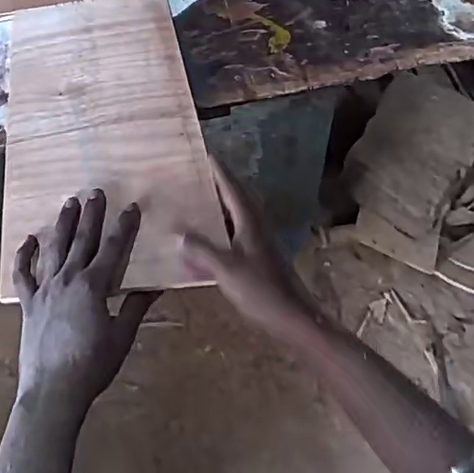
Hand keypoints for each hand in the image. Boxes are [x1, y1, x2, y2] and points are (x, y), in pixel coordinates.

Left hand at [12, 190, 158, 416]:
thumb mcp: (121, 337)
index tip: (130, 207)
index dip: (123, 226)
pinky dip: (25, 255)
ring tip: (68, 204)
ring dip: (62, 225)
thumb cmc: (91, 367)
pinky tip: (30, 240)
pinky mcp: (28, 302)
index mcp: (93, 286)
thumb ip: (135, 308)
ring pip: (53, 248)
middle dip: (90, 215)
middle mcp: (67, 279)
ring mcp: (44, 289)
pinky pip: (24, 274)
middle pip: (81, 240)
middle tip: (95, 193)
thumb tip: (156, 285)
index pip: (113, 249)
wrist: (52, 392)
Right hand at [179, 154, 321, 337]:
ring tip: (202, 197)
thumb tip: (179, 234)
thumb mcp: (225, 270)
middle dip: (221, 181)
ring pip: (240, 212)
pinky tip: (213, 233)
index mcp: (249, 220)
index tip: (205, 154)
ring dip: (223, 202)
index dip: (219, 170)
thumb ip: (201, 250)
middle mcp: (257, 224)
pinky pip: (240, 228)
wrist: (294, 318)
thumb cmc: (261, 290)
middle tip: (199, 173)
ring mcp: (262, 239)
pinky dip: (225, 223)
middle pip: (239, 194)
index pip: (232, 186)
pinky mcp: (262, 254)